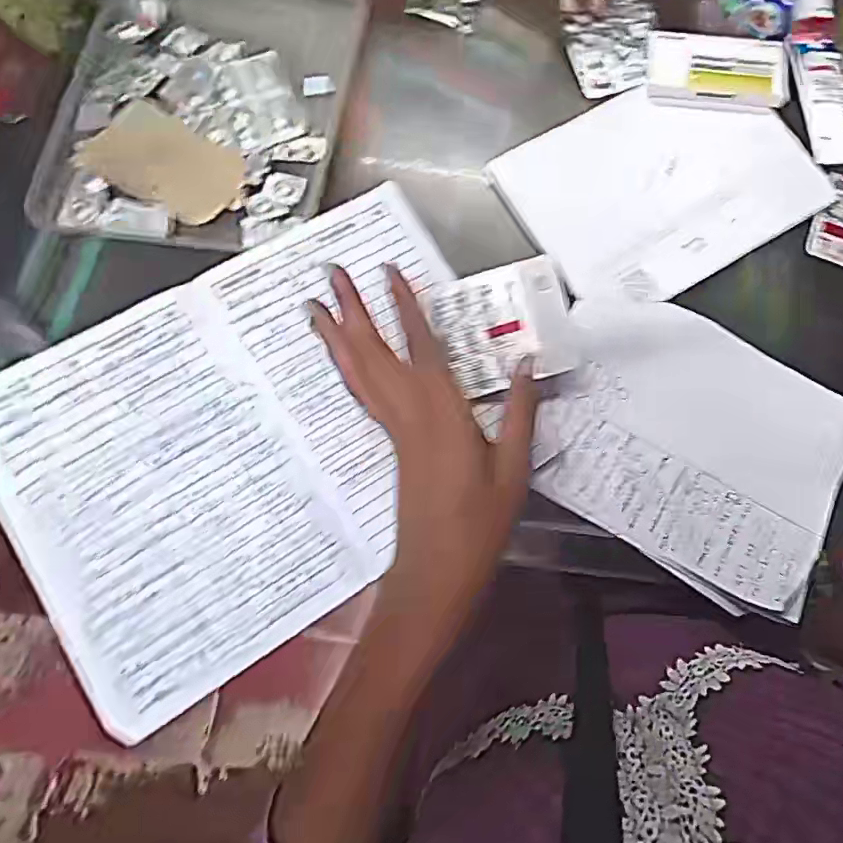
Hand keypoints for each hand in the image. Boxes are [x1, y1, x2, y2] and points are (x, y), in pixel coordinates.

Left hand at [306, 264, 538, 611]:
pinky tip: (345, 360)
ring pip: (358, 374)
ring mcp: (395, 429)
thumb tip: (527, 364)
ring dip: (337, 336)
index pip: (421, 348)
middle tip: (330, 272)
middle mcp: (410, 414)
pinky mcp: (392, 444)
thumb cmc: (480, 523)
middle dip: (351, 310)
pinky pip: (364, 396)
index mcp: (443, 413)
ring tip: (315, 306)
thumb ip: (521, 412)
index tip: (388, 273)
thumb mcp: (515, 467)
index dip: (404, 307)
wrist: (437, 569)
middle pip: (373, 353)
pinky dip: (349, 369)